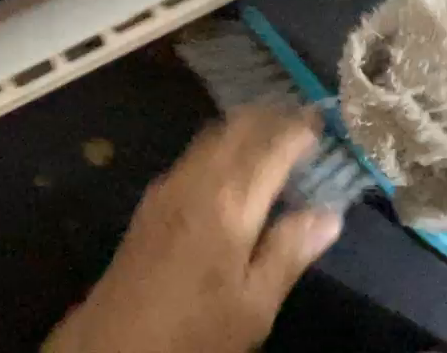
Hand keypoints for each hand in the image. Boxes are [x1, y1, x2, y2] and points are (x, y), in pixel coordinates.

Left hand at [43, 106, 344, 352]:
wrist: (116, 340)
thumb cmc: (195, 329)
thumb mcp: (254, 304)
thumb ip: (289, 251)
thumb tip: (330, 214)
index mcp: (229, 201)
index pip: (270, 148)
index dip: (297, 129)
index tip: (320, 119)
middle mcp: (198, 178)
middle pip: (238, 128)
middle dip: (271, 116)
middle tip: (301, 116)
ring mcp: (171, 182)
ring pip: (214, 134)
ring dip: (245, 124)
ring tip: (274, 129)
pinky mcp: (154, 195)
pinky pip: (196, 150)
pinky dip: (222, 140)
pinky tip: (233, 159)